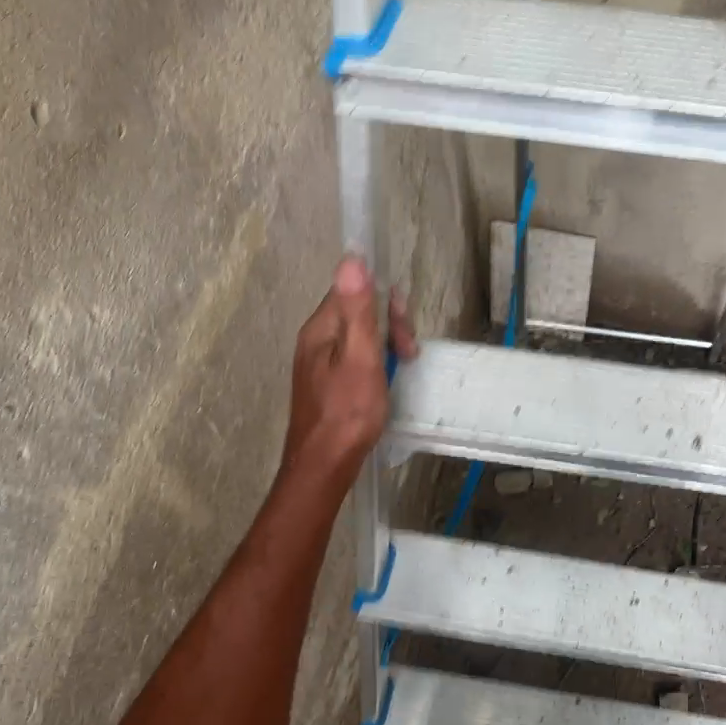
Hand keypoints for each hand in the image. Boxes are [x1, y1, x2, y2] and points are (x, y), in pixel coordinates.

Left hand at [281, 256, 417, 475]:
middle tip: (408, 354)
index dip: (383, 302)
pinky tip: (386, 380)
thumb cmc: (347, 412)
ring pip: (361, 336)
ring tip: (402, 369)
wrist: (325, 465)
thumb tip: (352, 258)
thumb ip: (358, 310)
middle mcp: (316, 340)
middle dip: (389, 325)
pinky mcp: (329, 383)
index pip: (353, 291)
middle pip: (358, 312)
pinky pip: (357, 357)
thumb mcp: (360, 358)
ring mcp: (321, 363)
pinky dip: (377, 362)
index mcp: (320, 330)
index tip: (403, 329)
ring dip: (387, 345)